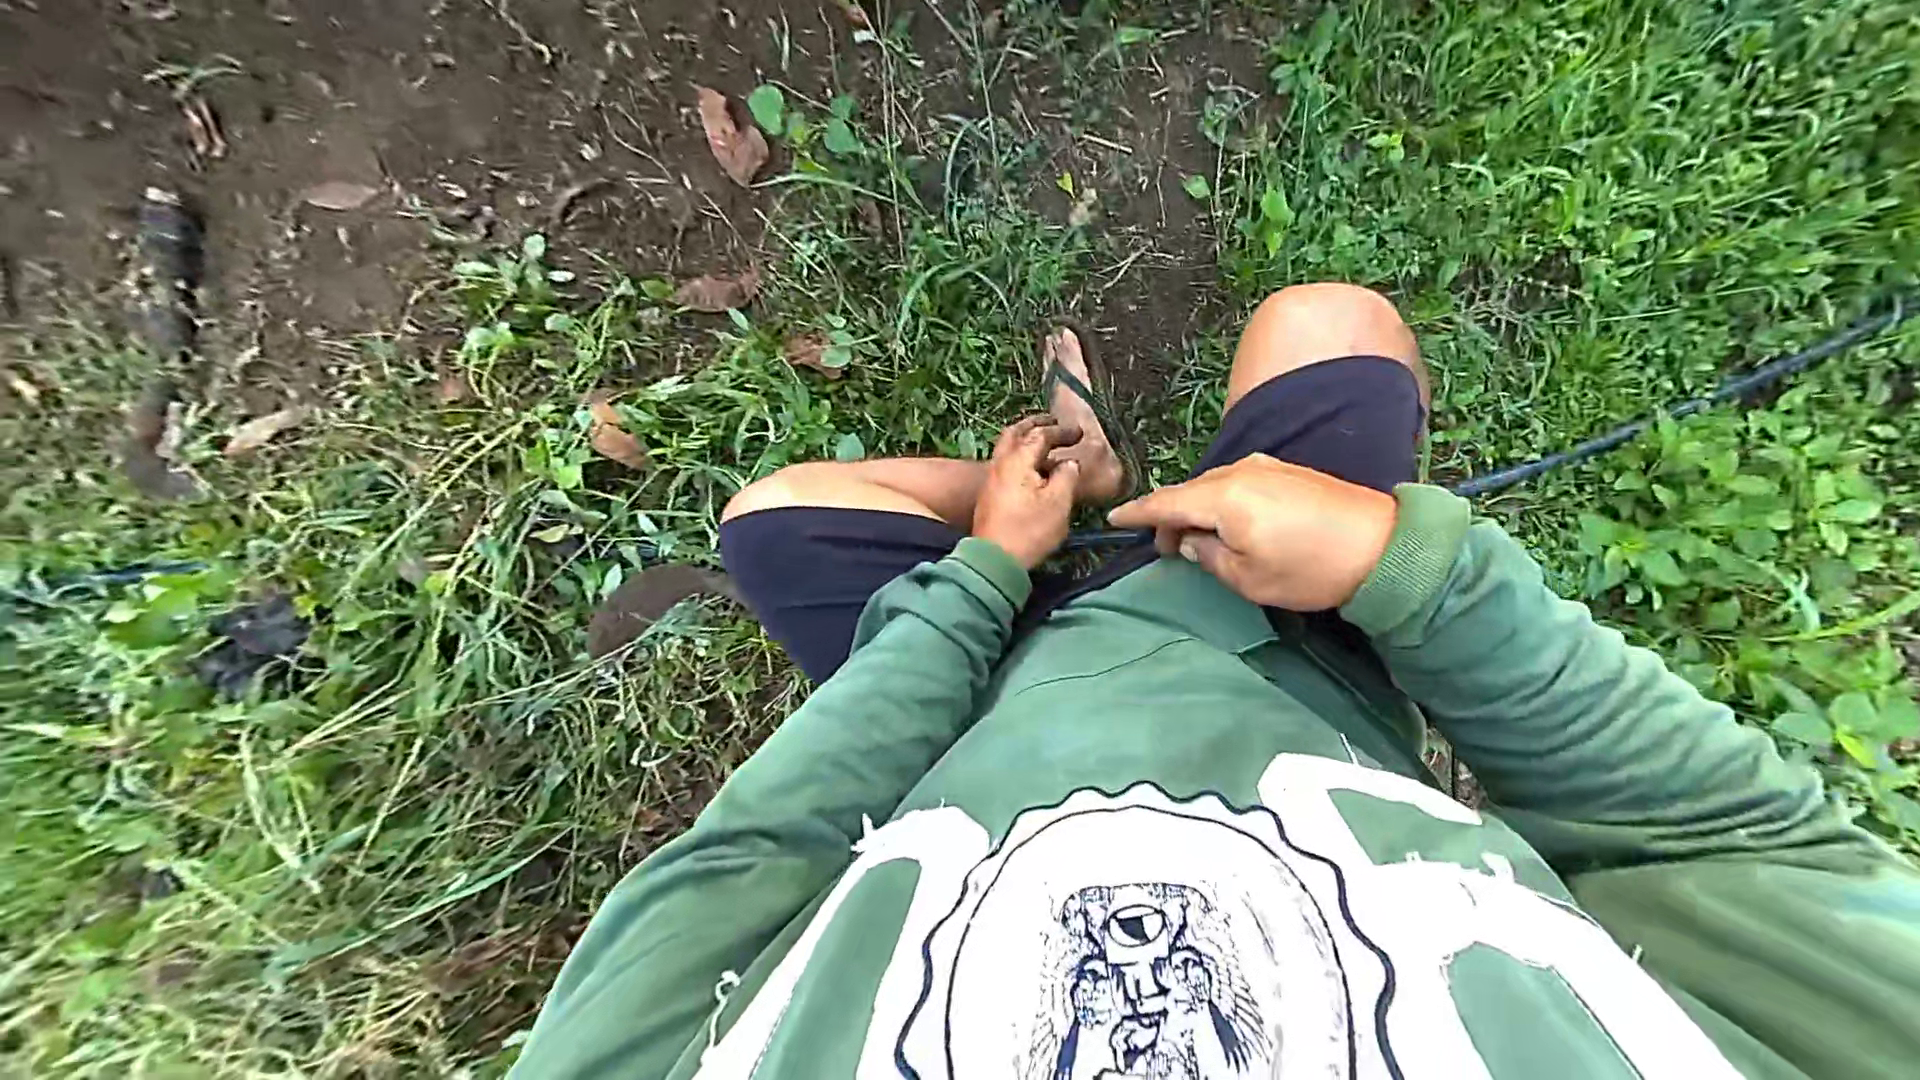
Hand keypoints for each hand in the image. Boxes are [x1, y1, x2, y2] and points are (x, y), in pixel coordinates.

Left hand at [972, 415, 1083, 568]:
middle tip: (1052, 422)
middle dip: (1034, 424)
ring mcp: (991, 479)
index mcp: (1017, 460)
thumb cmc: (1029, 530)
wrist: (994, 560)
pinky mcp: (989, 495)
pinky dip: (1020, 458)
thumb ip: (1067, 476)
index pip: (1040, 435)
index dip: (1061, 431)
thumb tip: (1069, 464)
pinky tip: (1033, 470)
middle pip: (1015, 433)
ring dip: (1025, 440)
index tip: (1079, 433)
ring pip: (1007, 448)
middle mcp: (999, 464)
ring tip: (1045, 444)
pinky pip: (1005, 465)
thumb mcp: (1058, 503)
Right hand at [1106, 453, 1396, 609]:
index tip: (1114, 518)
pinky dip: (1216, 501)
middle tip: (1163, 548)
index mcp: (1222, 497)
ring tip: (1193, 539)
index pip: (1164, 503)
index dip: (1136, 512)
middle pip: (1185, 491)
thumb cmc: (1308, 569)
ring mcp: (1263, 467)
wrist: (1386, 547)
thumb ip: (1205, 555)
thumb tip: (1187, 541)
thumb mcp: (1246, 577)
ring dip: (1193, 509)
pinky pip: (1232, 482)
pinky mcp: (1283, 471)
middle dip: (1166, 516)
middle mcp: (1238, 472)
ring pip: (1208, 486)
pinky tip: (1223, 521)